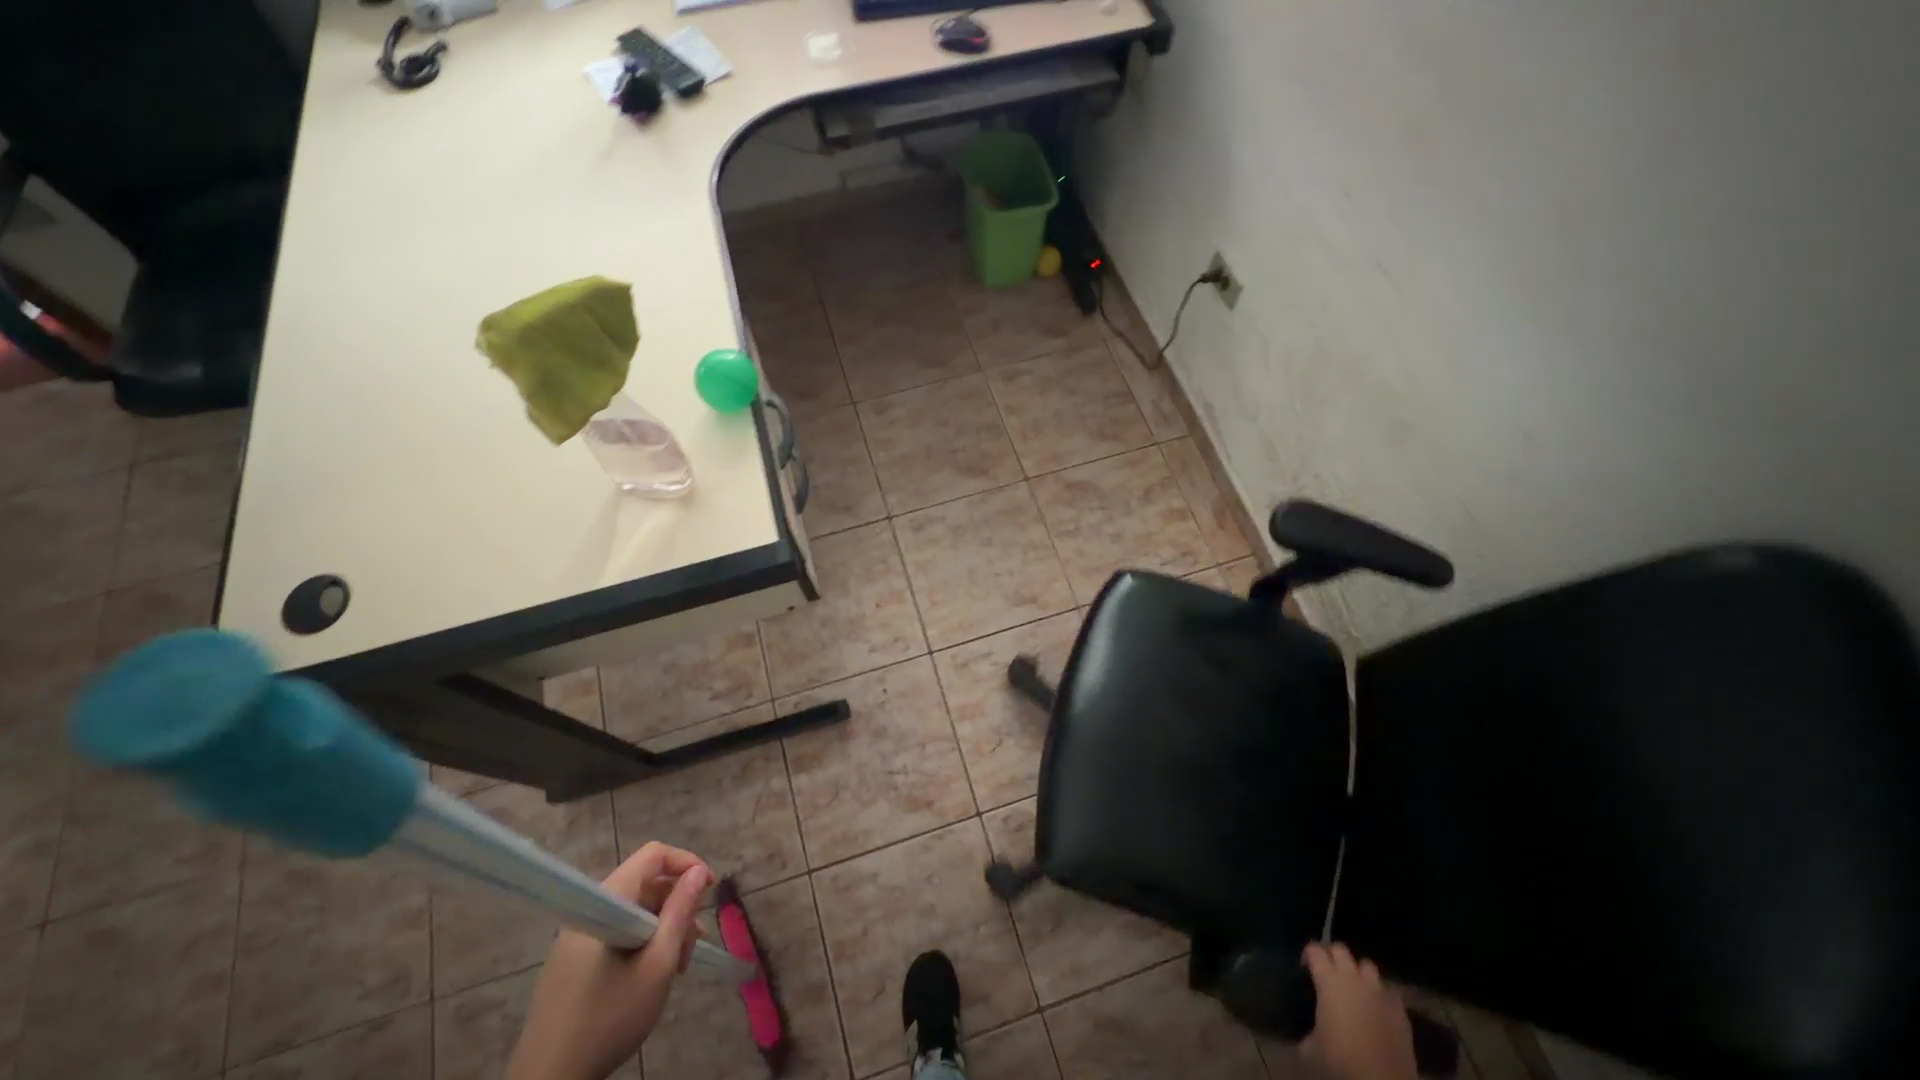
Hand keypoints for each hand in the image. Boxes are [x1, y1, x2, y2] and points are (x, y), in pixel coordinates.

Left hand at [506, 842, 712, 1079]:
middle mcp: (590, 911)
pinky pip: (616, 932)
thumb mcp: (658, 966)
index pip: (652, 856)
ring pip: (633, 911)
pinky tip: (652, 976)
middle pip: (644, 883)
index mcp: (606, 904)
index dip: (686, 864)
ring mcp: (577, 936)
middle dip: (677, 905)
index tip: (709, 892)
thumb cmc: (610, 1017)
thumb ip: (680, 913)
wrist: (550, 1077)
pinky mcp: (572, 959)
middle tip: (694, 944)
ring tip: (678, 967)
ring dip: (663, 929)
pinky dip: (642, 944)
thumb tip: (698, 872)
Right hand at [1301, 942, 1418, 1079]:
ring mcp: (1379, 990)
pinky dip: (1380, 994)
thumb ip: (1308, 1030)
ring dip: (1358, 972)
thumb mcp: (1311, 1047)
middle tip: (1327, 972)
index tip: (1305, 968)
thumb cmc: (1341, 1058)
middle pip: (1341, 949)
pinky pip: (1387, 990)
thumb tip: (1308, 1032)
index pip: (1315, 950)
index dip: (1308, 955)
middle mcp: (1354, 978)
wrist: (1382, 1079)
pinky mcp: (1399, 1007)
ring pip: (1367, 965)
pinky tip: (1376, 1009)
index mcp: (1329, 982)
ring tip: (1354, 988)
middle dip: (1332, 955)